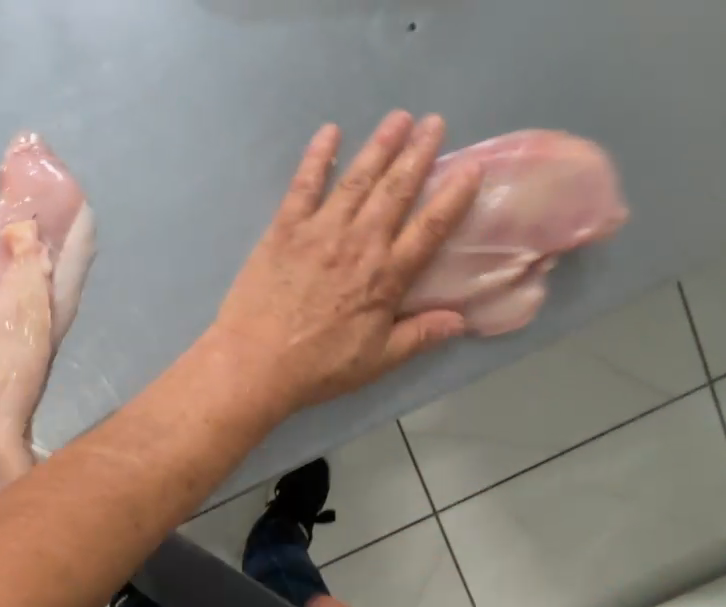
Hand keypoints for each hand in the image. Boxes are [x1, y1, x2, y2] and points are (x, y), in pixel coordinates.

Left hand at [206, 111, 481, 412]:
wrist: (254, 365)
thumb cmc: (316, 369)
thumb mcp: (375, 361)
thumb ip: (418, 336)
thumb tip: (461, 321)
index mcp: (386, 277)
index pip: (430, 229)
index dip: (453, 198)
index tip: (471, 169)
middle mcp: (359, 244)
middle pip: (396, 192)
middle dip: (418, 155)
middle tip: (435, 123)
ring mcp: (319, 233)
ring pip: (356, 181)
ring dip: (379, 147)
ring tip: (398, 118)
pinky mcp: (283, 231)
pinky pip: (303, 186)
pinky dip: (317, 157)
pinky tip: (329, 133)